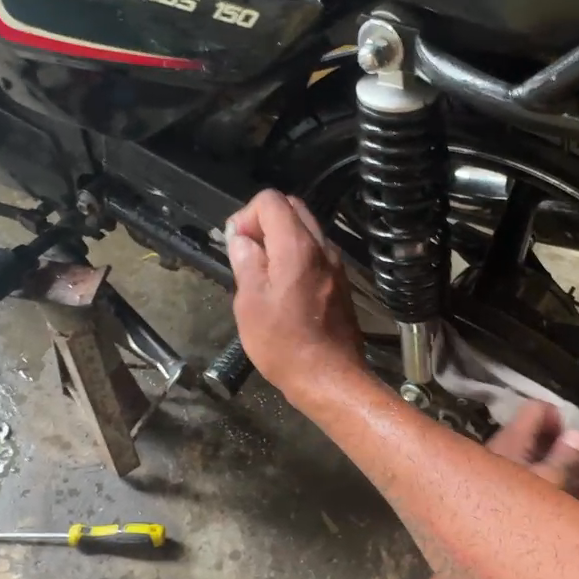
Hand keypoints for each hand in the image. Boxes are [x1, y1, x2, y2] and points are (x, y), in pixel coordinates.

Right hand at [228, 189, 366, 403]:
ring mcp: (336, 266)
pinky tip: (283, 289)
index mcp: (298, 247)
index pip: (271, 200)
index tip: (236, 246)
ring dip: (280, 241)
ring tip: (262, 275)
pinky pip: (316, 254)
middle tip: (247, 256)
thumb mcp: (250, 303)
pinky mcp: (341, 283)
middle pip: (292, 209)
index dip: (246, 216)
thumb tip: (241, 239)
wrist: (331, 378)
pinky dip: (296, 258)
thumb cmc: (284, 345)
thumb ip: (246, 262)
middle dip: (263, 223)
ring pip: (306, 231)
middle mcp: (323, 248)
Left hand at [485, 402, 578, 500]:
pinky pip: (531, 481)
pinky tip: (567, 505)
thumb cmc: (513, 508)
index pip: (538, 409)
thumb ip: (567, 458)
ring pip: (539, 461)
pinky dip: (551, 488)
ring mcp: (502, 472)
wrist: (478, 547)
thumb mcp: (549, 483)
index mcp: (513, 439)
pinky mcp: (502, 493)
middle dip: (568, 450)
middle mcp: (505, 450)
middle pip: (542, 436)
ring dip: (564, 472)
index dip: (561, 417)